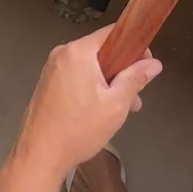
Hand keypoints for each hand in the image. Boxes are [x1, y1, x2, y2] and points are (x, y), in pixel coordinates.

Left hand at [9, 24, 162, 181]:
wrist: (38, 158)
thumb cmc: (78, 129)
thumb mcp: (116, 104)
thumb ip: (136, 78)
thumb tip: (154, 64)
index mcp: (78, 52)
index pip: (113, 33)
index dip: (134, 45)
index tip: (146, 63)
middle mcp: (62, 55)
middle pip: (101, 51)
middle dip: (122, 71)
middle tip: (134, 94)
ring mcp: (51, 70)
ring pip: (89, 67)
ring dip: (107, 83)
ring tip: (121, 109)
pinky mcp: (46, 86)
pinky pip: (75, 78)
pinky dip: (90, 88)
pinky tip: (99, 112)